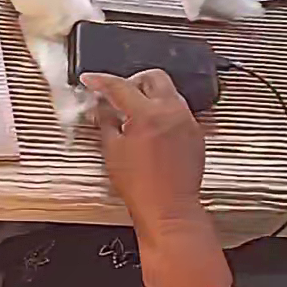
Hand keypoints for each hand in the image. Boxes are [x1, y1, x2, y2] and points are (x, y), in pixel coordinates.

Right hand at [82, 69, 205, 228]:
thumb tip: (102, 108)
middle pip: (153, 77)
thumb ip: (106, 121)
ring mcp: (187, 122)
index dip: (101, 81)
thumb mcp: (112, 150)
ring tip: (134, 113)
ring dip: (149, 96)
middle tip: (118, 94)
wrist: (168, 209)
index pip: (120, 86)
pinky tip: (151, 128)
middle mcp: (172, 113)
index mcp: (148, 114)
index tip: (91, 80)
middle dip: (133, 81)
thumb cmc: (141, 187)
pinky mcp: (195, 133)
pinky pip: (179, 111)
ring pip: (169, 92)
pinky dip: (163, 112)